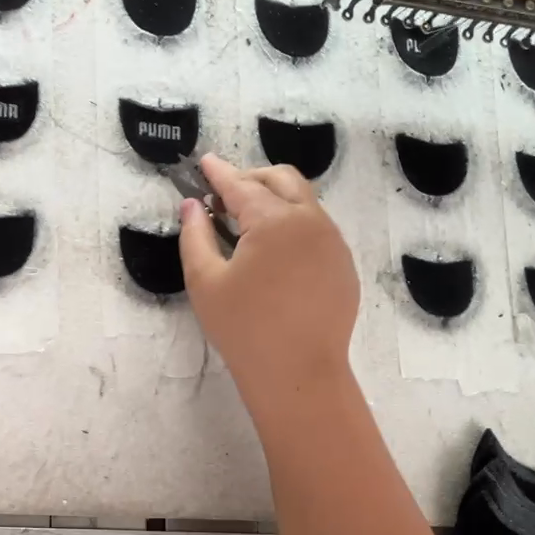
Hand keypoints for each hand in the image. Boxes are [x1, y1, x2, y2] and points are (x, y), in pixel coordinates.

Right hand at [178, 155, 359, 417]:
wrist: (298, 372)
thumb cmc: (243, 328)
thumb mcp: (205, 282)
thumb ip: (195, 236)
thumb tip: (192, 206)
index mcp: (274, 221)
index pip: (241, 185)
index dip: (219, 172)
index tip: (205, 161)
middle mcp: (311, 221)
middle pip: (282, 179)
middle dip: (251, 177)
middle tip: (223, 194)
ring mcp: (333, 242)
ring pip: (303, 201)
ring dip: (273, 199)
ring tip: (244, 223)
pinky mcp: (342, 264)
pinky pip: (316, 228)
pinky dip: (291, 223)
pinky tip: (271, 253)